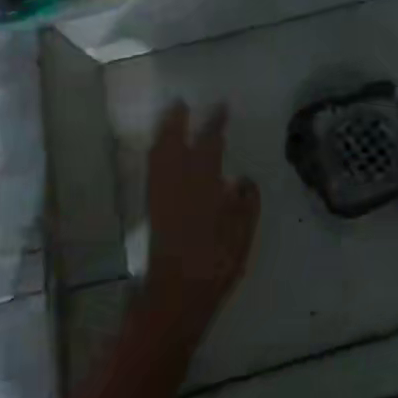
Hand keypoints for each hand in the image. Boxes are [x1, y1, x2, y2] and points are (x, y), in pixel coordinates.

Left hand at [143, 102, 259, 326]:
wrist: (177, 294)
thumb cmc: (216, 260)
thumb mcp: (243, 229)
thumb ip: (246, 201)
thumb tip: (242, 180)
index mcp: (202, 182)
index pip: (209, 143)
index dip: (215, 123)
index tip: (222, 106)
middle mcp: (176, 182)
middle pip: (172, 143)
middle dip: (175, 121)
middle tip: (180, 103)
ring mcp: (159, 196)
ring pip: (156, 156)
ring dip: (162, 135)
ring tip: (168, 121)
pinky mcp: (151, 210)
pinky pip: (151, 172)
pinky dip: (156, 156)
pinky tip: (161, 156)